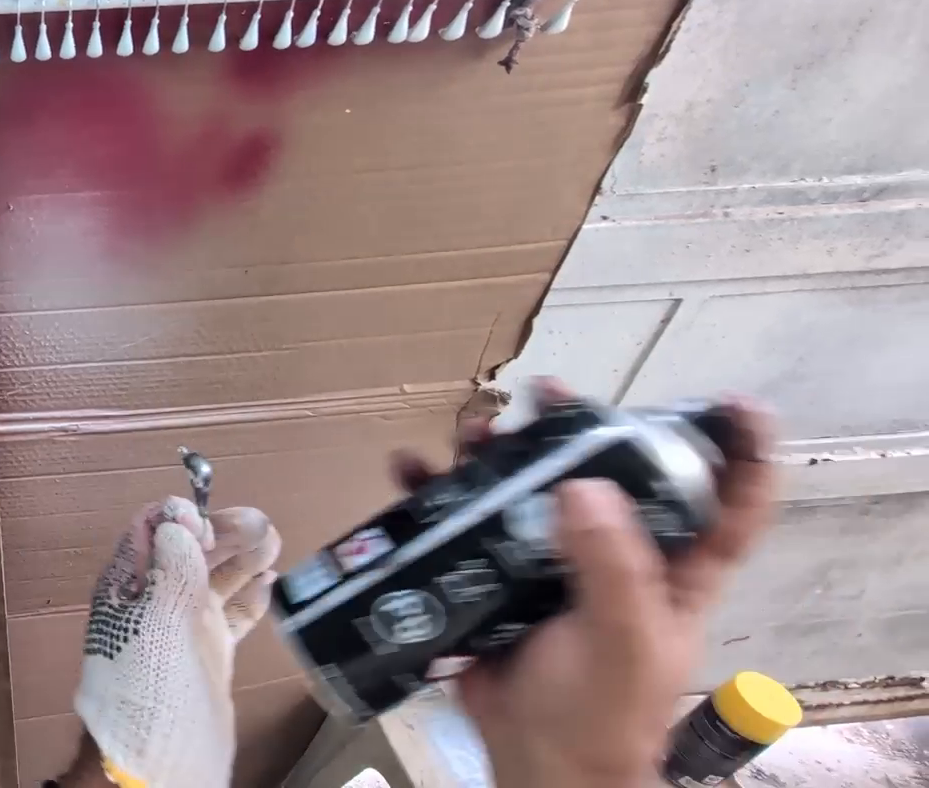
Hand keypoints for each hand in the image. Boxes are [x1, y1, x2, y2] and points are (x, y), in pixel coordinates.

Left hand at [67, 497, 280, 787]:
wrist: (158, 762)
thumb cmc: (149, 686)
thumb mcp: (156, 620)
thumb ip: (170, 568)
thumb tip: (178, 521)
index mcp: (129, 584)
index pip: (150, 530)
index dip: (180, 518)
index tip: (210, 523)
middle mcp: (154, 598)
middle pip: (188, 549)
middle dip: (221, 532)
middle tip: (260, 524)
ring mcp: (182, 625)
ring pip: (213, 577)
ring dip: (241, 556)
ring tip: (271, 539)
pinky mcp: (207, 651)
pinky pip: (230, 613)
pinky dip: (249, 595)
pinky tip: (268, 581)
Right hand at [393, 381, 777, 787]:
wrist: (526, 752)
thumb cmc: (596, 709)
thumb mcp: (620, 642)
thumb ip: (610, 568)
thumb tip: (581, 485)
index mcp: (666, 574)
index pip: (721, 512)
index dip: (737, 458)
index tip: (733, 405)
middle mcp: (607, 555)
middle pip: (599, 477)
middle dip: (574, 431)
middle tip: (545, 394)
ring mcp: (543, 559)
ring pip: (520, 486)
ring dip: (493, 452)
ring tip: (469, 432)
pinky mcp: (487, 566)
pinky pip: (458, 515)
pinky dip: (430, 488)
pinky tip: (408, 471)